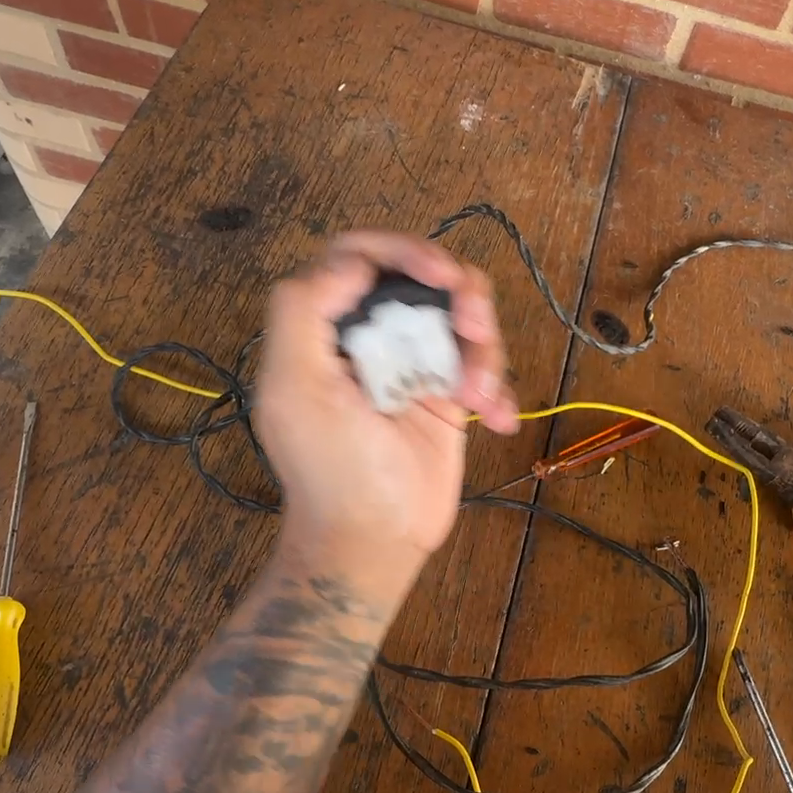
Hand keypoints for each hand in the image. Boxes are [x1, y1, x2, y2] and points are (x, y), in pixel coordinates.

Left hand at [254, 232, 517, 598]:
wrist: (374, 540)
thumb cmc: (332, 470)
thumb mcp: (295, 389)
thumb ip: (303, 312)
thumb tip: (351, 263)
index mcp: (326, 328)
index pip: (360, 257)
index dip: (403, 252)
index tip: (439, 276)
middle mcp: (371, 339)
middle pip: (422, 280)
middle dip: (457, 294)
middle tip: (475, 327)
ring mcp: (412, 366)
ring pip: (461, 318)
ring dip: (483, 348)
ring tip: (480, 394)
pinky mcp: (446, 397)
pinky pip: (483, 368)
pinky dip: (497, 389)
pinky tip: (496, 420)